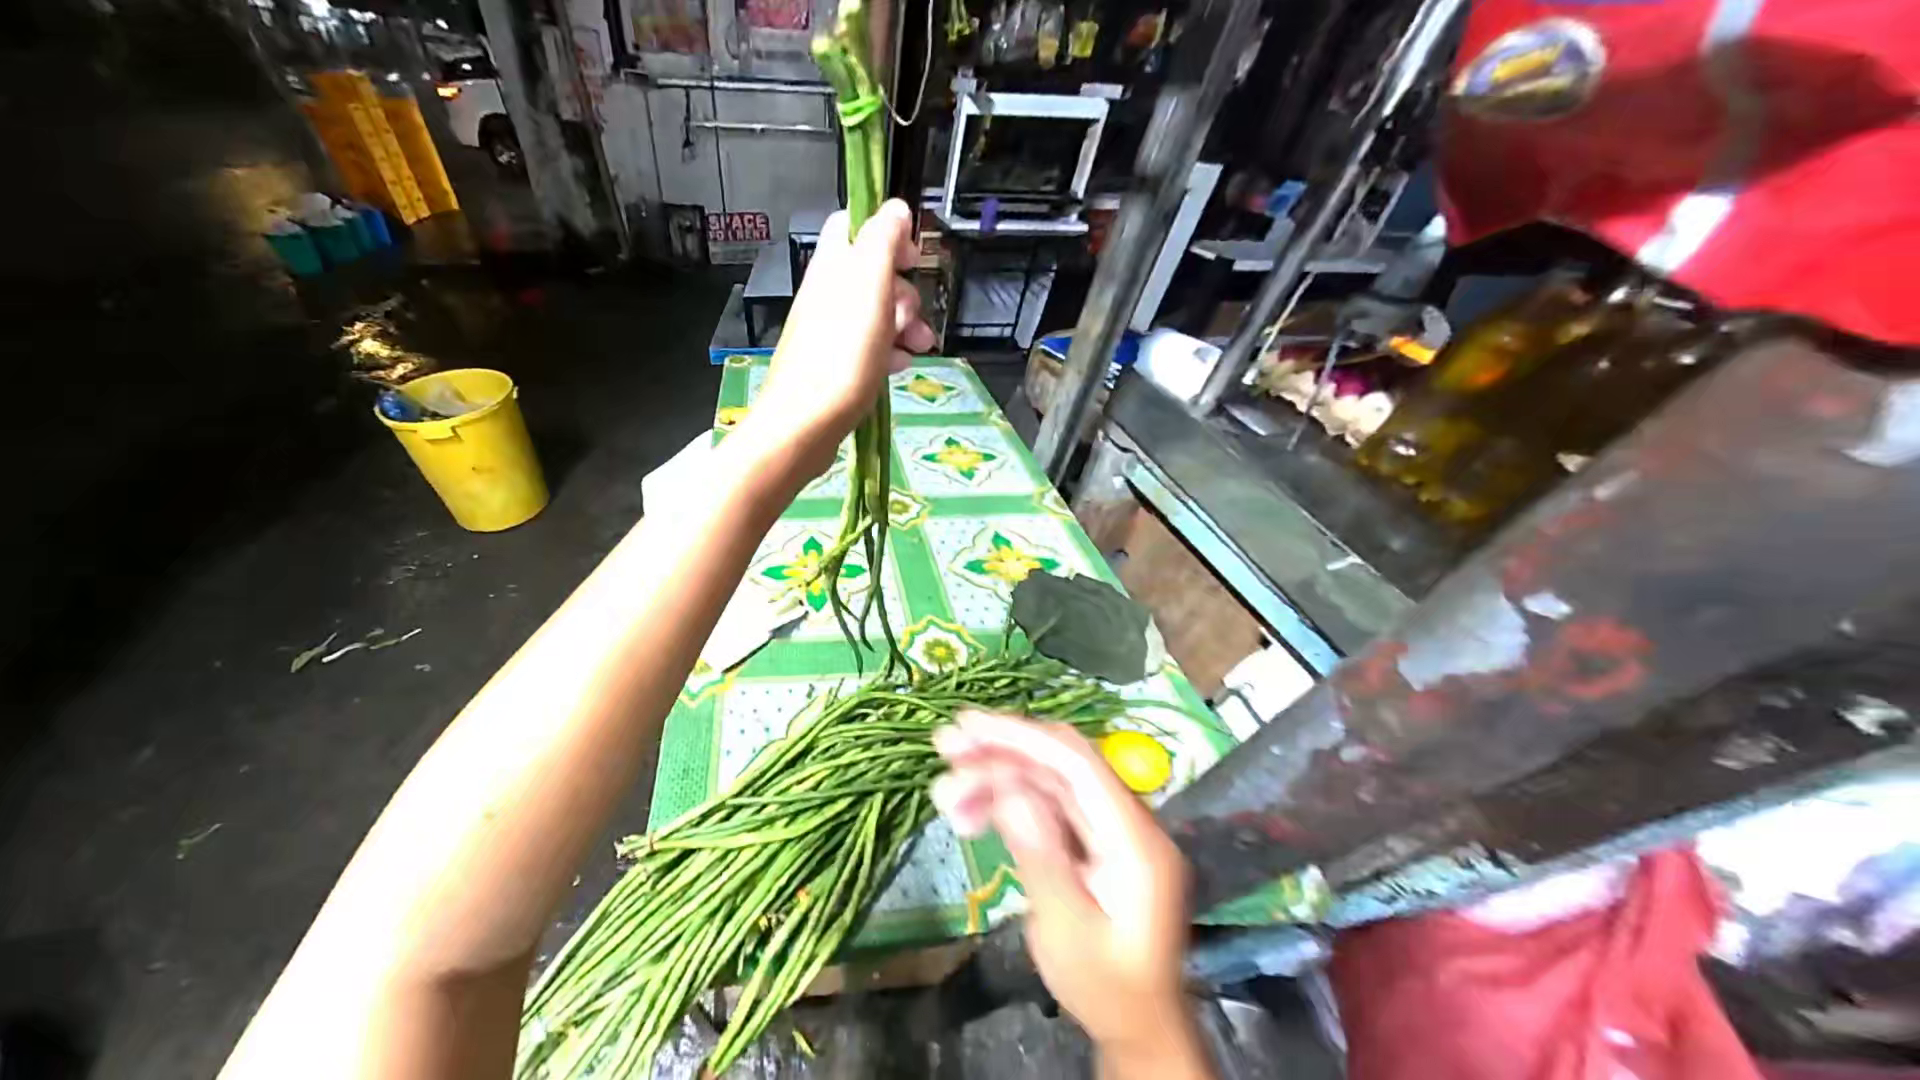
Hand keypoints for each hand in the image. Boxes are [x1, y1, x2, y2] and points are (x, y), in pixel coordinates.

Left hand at [739, 199, 934, 477]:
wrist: (807, 423)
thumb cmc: (842, 355)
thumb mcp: (869, 287)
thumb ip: (882, 241)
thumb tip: (896, 208)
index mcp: (833, 266)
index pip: (855, 225)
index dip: (888, 233)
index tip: (912, 257)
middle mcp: (829, 293)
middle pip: (876, 275)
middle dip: (906, 293)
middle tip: (914, 319)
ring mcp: (831, 330)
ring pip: (878, 314)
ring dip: (906, 326)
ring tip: (919, 349)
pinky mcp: (837, 364)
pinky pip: (872, 347)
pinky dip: (890, 352)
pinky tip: (898, 368)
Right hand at [932, 712, 1205, 1074]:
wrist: (1138, 1025)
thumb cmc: (1106, 987)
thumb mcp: (1069, 930)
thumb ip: (1042, 856)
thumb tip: (1009, 791)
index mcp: (1133, 836)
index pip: (1076, 764)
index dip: (1022, 737)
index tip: (969, 726)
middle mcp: (1124, 818)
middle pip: (1059, 763)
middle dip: (1001, 750)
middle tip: (945, 747)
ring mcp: (1107, 827)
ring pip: (1047, 781)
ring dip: (995, 778)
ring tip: (945, 794)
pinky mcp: (1090, 837)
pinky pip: (1046, 805)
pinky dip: (1006, 803)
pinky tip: (969, 813)